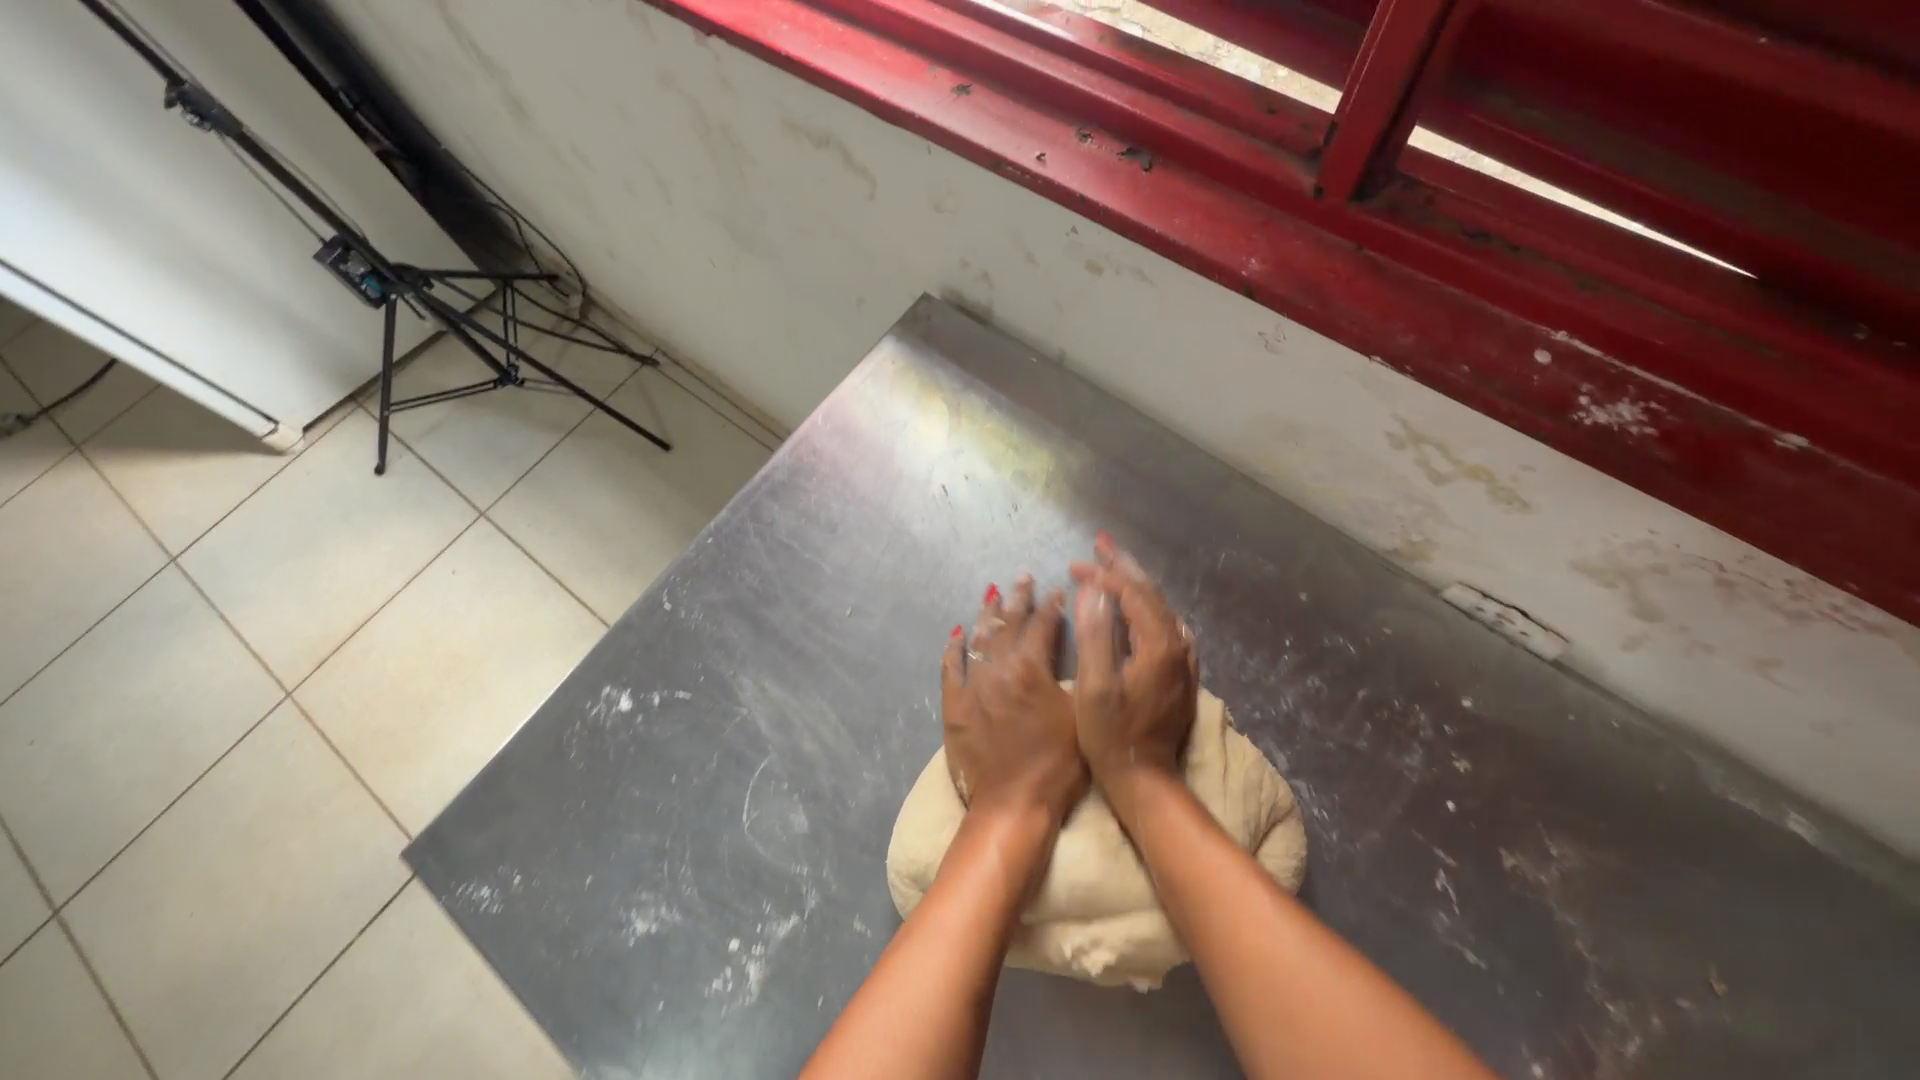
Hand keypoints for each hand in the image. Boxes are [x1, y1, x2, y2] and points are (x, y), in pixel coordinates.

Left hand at [941, 575, 1087, 824]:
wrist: (1014, 804)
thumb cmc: (1059, 764)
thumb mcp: (1081, 714)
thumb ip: (1078, 674)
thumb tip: (1080, 641)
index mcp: (1032, 668)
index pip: (1042, 625)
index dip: (1052, 606)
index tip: (1057, 592)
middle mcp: (998, 668)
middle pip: (1008, 624)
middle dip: (1017, 599)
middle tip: (1022, 579)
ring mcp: (972, 686)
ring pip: (979, 640)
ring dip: (988, 615)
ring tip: (993, 595)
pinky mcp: (954, 706)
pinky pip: (950, 669)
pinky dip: (954, 649)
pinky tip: (958, 634)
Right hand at [1070, 533, 1197, 793]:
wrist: (1145, 779)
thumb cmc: (1110, 735)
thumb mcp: (1094, 685)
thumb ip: (1096, 633)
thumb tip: (1094, 589)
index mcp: (1158, 644)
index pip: (1131, 593)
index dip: (1102, 575)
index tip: (1073, 566)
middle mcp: (1178, 646)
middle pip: (1151, 593)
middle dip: (1122, 567)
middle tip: (1099, 544)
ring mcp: (1184, 662)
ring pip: (1160, 609)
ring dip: (1135, 585)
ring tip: (1113, 568)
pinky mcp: (1182, 676)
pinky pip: (1168, 627)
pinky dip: (1149, 609)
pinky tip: (1141, 609)